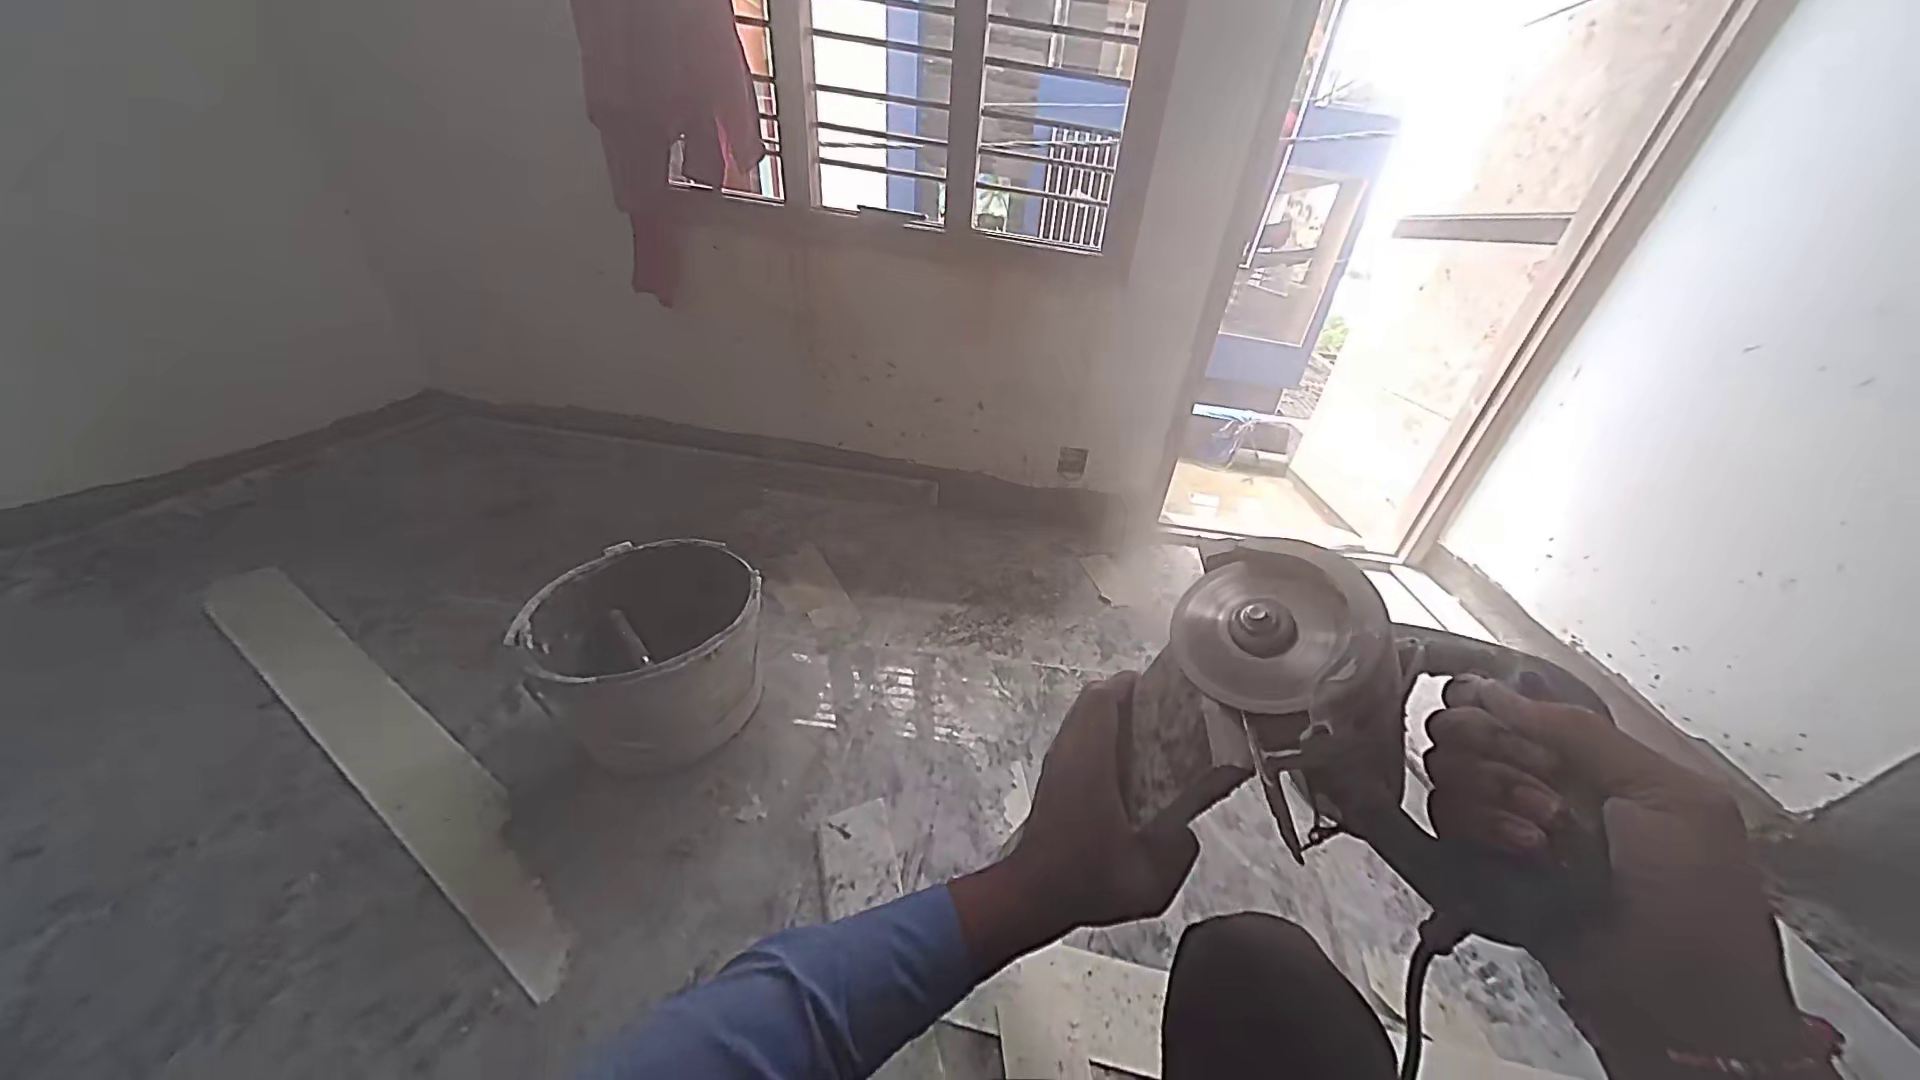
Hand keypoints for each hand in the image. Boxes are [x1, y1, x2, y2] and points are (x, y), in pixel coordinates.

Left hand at [949, 673, 1199, 973]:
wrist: (1034, 892)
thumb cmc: (1088, 879)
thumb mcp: (1148, 878)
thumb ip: (1178, 850)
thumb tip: (1185, 830)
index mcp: (1090, 760)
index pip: (1103, 699)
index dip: (1131, 686)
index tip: (1164, 690)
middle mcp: (1069, 750)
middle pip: (1092, 700)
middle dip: (1128, 697)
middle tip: (1165, 713)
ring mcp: (1057, 759)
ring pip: (1084, 716)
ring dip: (1114, 716)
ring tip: (1152, 737)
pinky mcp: (1053, 772)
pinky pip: (1079, 735)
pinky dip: (1103, 735)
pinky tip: (1128, 766)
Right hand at [1425, 677, 1835, 1076]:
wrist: (1670, 992)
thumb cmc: (1694, 896)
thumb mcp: (1672, 798)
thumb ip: (1583, 733)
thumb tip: (1493, 691)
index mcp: (1574, 754)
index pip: (1493, 700)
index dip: (1488, 705)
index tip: (1516, 731)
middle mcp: (1524, 775)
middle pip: (1454, 727)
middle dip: (1493, 751)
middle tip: (1546, 789)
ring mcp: (1494, 813)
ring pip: (1442, 768)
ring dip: (1491, 795)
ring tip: (1544, 833)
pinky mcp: (1468, 850)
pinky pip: (1439, 814)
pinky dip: (1479, 827)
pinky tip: (1524, 850)